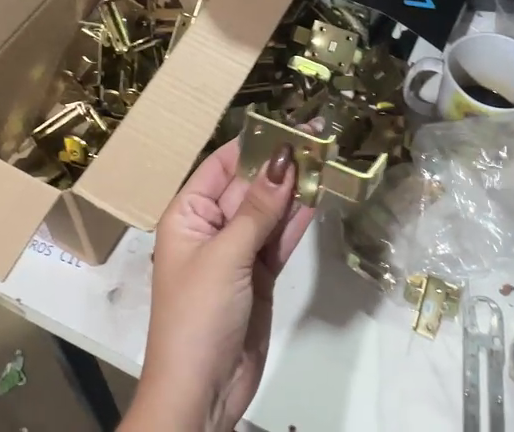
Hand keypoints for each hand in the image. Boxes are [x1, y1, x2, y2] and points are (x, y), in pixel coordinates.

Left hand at [126, 140, 313, 431]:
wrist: (201, 391)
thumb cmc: (199, 315)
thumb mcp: (226, 255)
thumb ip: (258, 208)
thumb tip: (282, 157)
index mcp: (187, 215)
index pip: (221, 165)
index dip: (253, 144)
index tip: (287, 123)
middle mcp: (210, 227)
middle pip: (249, 186)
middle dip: (280, 164)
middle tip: (318, 136)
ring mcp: (236, 253)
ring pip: (268, 211)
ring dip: (294, 189)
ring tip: (326, 158)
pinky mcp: (258, 277)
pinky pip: (278, 239)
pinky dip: (297, 220)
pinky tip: (319, 197)